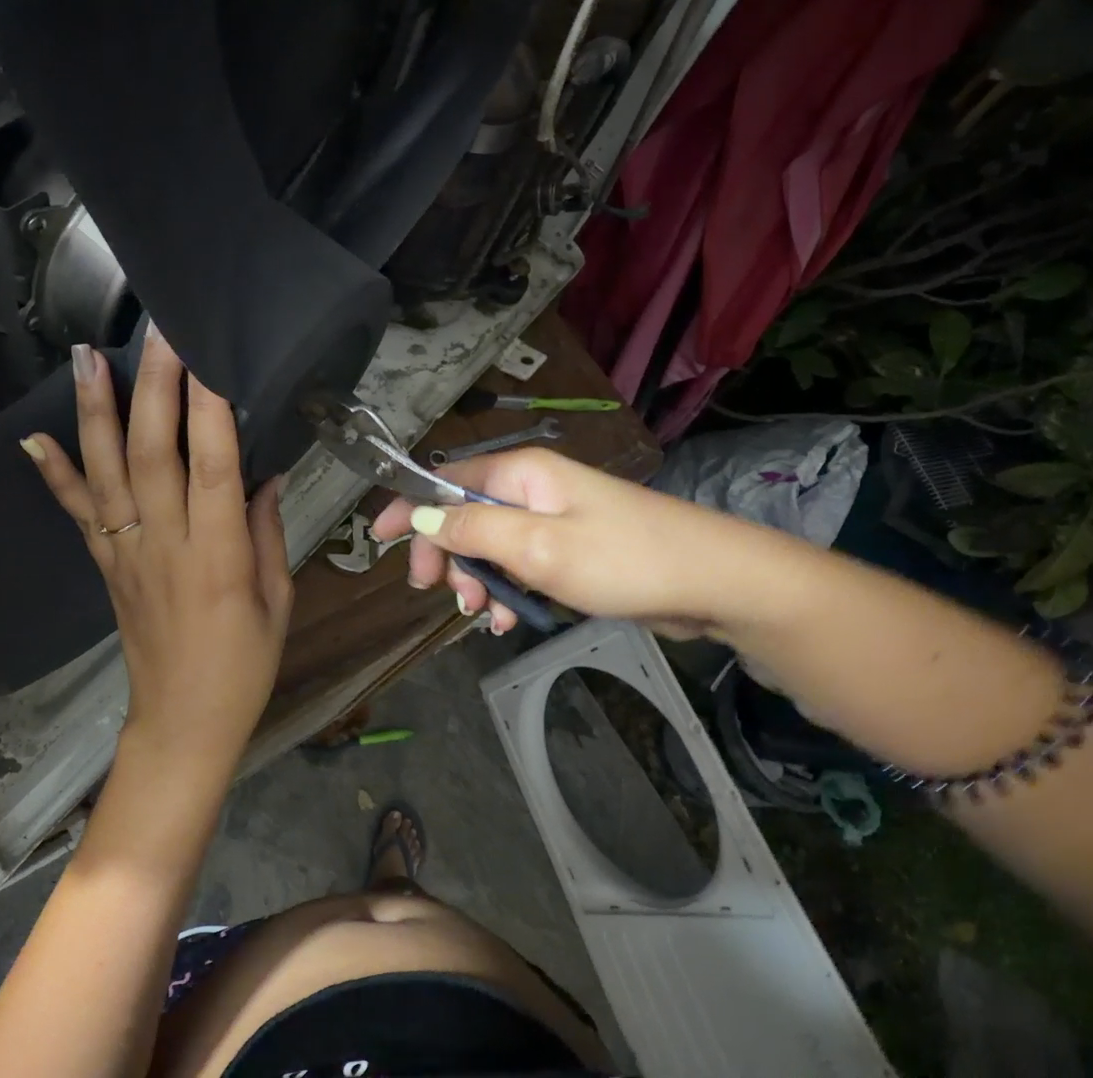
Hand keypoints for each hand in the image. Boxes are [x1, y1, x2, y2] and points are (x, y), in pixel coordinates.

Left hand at [21, 329, 294, 753]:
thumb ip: (267, 533)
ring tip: (86, 353)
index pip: (212, 467)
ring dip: (95, 411)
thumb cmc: (243, 666)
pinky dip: (54, 475)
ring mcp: (126, 553)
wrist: (182, 721)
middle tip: (157, 329)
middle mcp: (164, 546)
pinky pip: (78, 514)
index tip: (208, 352)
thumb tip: (263, 473)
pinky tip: (32, 438)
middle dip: (154, 386)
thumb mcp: (277, 602)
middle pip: (152, 454)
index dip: (209, 407)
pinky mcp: (105, 565)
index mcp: (218, 558)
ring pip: (107, 472)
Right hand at [370, 447, 758, 633]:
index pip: (446, 480)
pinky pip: (521, 566)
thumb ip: (473, 531)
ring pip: (491, 546)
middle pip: (464, 516)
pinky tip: (508, 619)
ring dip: (477, 580)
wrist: (714, 583)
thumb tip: (420, 517)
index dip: (409, 507)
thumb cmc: (623, 559)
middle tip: (438, 593)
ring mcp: (555, 520)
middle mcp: (534, 490)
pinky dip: (507, 590)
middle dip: (447, 555)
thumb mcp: (538, 547)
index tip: (378, 539)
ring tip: (482, 615)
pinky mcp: (572, 551)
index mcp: (523, 473)